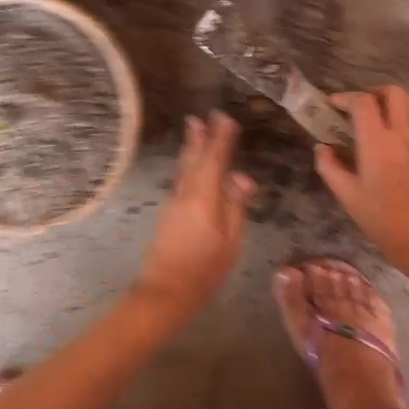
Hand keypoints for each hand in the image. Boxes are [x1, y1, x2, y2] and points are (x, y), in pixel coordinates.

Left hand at [135, 112, 255, 316]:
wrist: (166, 292)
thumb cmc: (205, 269)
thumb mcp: (231, 241)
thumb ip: (236, 206)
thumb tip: (242, 177)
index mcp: (204, 198)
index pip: (215, 160)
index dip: (222, 139)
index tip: (227, 118)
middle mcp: (185, 195)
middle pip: (194, 160)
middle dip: (201, 138)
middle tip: (203, 116)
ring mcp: (173, 205)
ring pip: (184, 170)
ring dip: (191, 149)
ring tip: (194, 130)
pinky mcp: (168, 216)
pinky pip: (181, 182)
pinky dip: (189, 168)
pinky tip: (192, 167)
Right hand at [317, 86, 408, 266]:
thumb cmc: (379, 217)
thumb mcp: (346, 195)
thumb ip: (329, 167)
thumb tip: (322, 148)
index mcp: (377, 143)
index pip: (363, 103)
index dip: (345, 98)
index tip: (332, 105)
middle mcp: (400, 134)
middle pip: (392, 92)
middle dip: (371, 92)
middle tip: (356, 108)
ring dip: (391, 99)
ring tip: (376, 115)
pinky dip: (405, 112)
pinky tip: (391, 131)